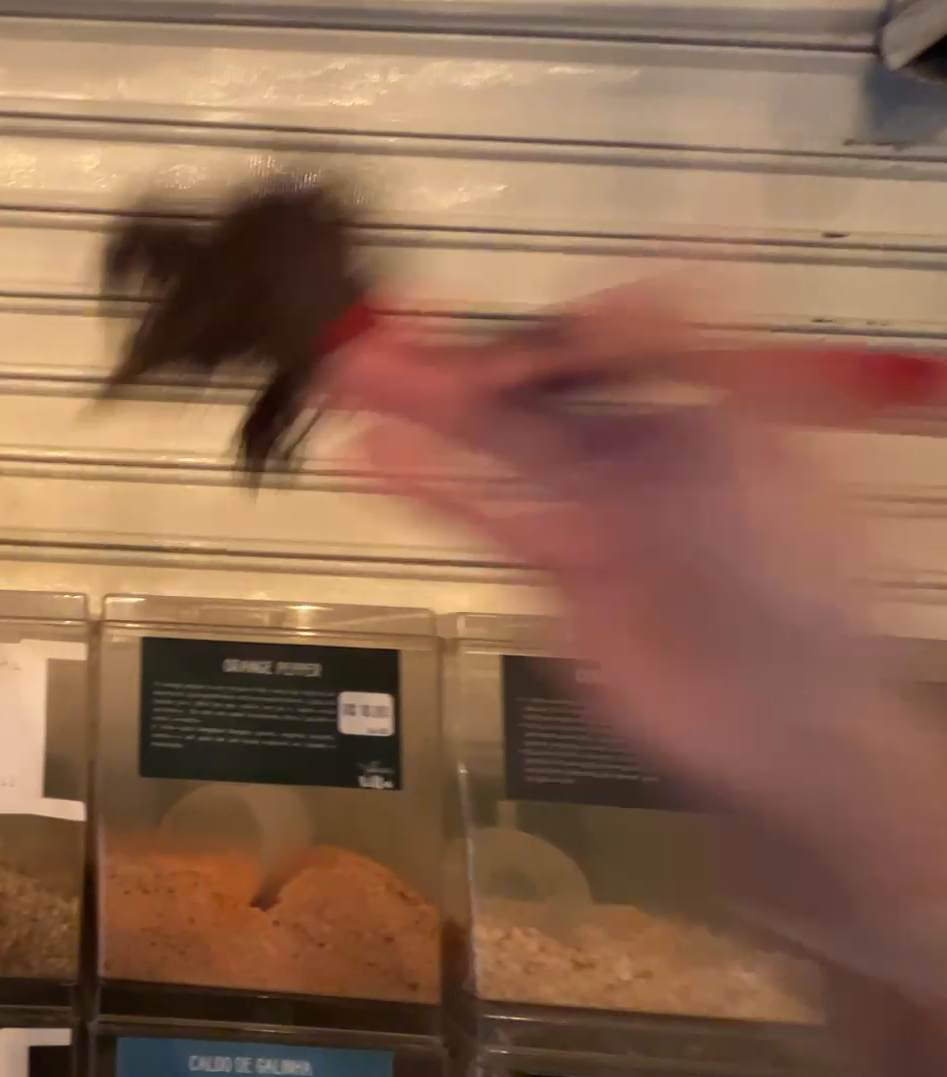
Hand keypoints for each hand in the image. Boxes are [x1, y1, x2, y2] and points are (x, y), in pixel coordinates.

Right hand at [332, 282, 946, 1074]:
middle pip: (531, 392)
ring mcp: (591, 505)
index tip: (484, 360)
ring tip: (346, 381)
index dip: (538, 339)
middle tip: (366, 339)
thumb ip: (699, 369)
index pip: (610, 345)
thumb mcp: (760, 467)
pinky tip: (368, 459)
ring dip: (419, 412)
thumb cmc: (786, 600)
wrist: (770, 734)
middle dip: (449, 363)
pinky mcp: (553, 559)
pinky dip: (424, 486)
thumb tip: (629, 284)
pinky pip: (481, 512)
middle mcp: (644, 446)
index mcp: (707, 410)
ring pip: (493, 445)